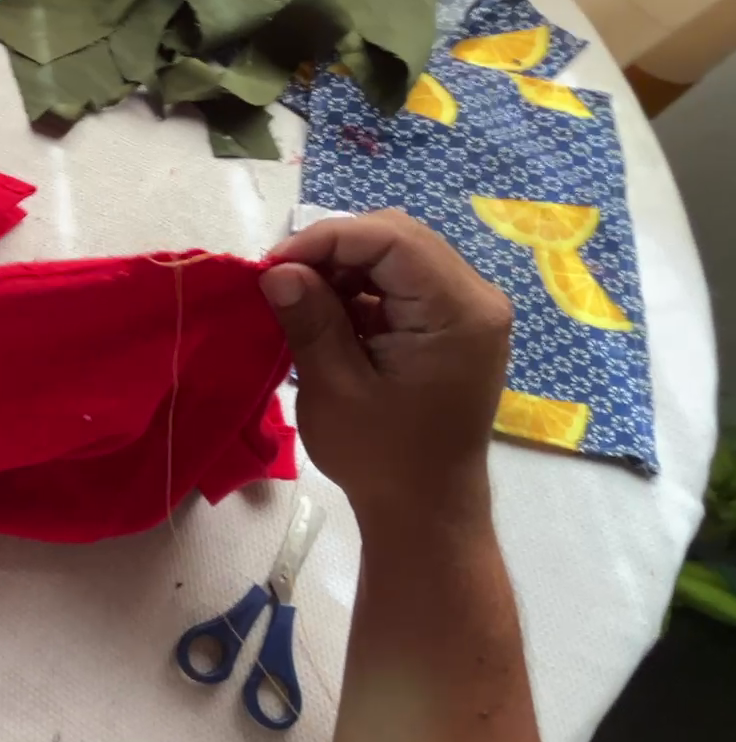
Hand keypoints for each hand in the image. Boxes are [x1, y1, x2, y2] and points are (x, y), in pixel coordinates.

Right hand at [262, 211, 511, 519]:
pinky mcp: (444, 327)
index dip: (325, 239)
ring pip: (394, 257)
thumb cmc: (379, 452)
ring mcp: (462, 312)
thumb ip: (311, 321)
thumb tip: (277, 270)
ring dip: (338, 269)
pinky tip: (320, 315)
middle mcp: (472, 299)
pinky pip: (396, 285)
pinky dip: (352, 290)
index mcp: (456, 311)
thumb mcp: (334, 386)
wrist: (423, 503)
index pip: (392, 239)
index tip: (269, 267)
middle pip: (397, 238)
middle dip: (329, 249)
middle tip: (275, 279)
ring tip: (292, 298)